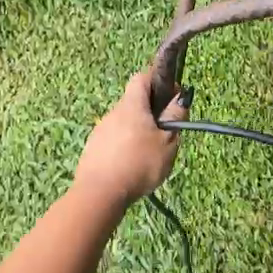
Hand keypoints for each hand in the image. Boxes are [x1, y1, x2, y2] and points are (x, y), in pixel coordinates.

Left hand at [74, 71, 186, 203]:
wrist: (99, 194)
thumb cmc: (139, 164)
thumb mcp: (167, 142)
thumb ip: (175, 117)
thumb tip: (180, 97)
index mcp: (132, 105)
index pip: (142, 77)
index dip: (158, 80)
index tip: (172, 97)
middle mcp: (113, 113)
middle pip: (134, 102)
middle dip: (151, 112)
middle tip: (165, 133)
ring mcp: (100, 131)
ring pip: (124, 123)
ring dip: (137, 131)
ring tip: (148, 154)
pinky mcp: (92, 149)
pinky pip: (113, 140)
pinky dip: (124, 146)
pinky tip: (131, 166)